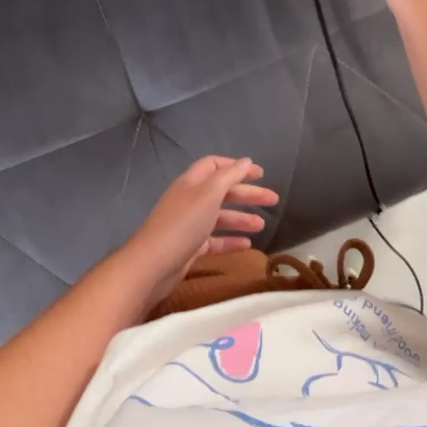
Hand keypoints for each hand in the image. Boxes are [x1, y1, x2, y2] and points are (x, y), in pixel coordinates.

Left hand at [118, 156, 279, 311]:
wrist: (153, 265)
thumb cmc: (183, 223)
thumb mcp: (209, 194)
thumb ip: (229, 176)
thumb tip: (246, 161)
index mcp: (192, 182)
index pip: (215, 166)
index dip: (237, 167)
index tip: (260, 174)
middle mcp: (190, 200)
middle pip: (222, 191)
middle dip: (247, 194)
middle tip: (273, 200)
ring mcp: (189, 225)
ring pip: (220, 217)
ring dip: (241, 219)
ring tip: (262, 226)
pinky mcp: (190, 247)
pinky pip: (214, 240)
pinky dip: (230, 241)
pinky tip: (247, 245)